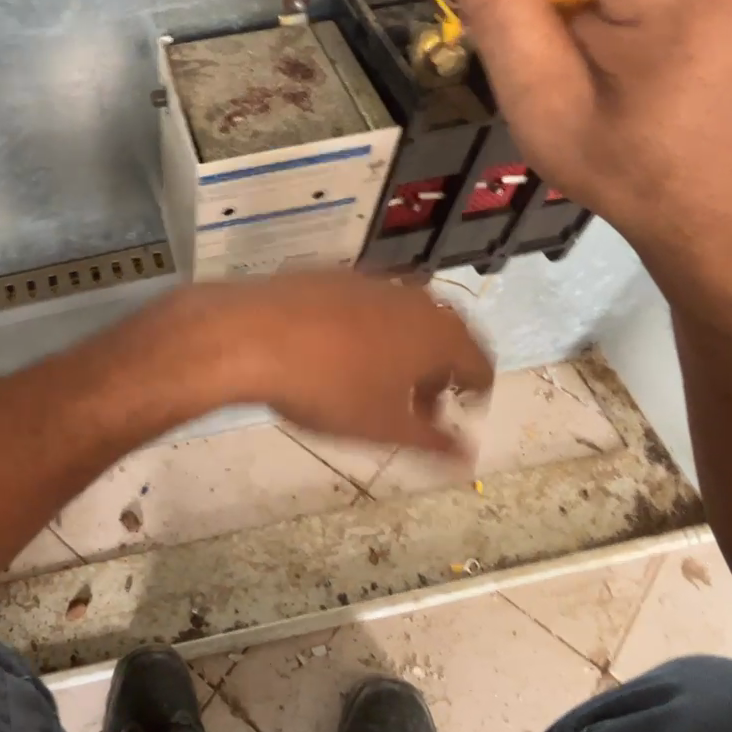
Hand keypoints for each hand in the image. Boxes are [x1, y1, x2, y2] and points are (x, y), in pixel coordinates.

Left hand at [170, 273, 493, 454]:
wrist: (251, 334)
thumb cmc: (329, 387)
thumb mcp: (384, 427)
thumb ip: (432, 441)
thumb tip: (467, 455)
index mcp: (439, 332)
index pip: (479, 361)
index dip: (475, 391)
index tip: (462, 411)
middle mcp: (411, 297)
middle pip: (441, 336)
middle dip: (435, 373)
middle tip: (418, 407)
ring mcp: (367, 281)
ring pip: (400, 319)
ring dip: (399, 351)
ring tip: (375, 386)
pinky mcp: (326, 275)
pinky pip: (361, 307)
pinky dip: (363, 332)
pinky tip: (335, 356)